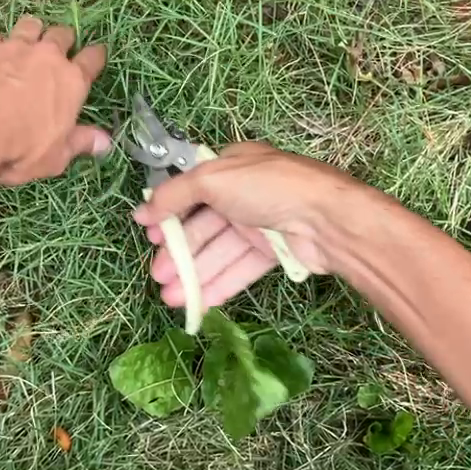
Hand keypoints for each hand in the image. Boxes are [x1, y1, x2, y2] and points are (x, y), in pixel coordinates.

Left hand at [0, 15, 110, 192]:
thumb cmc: (20, 151)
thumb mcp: (56, 157)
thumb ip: (81, 143)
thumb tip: (105, 142)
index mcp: (72, 81)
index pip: (93, 59)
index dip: (95, 57)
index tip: (95, 57)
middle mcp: (48, 56)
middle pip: (63, 34)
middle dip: (63, 40)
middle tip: (57, 51)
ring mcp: (15, 47)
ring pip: (30, 25)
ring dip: (31, 31)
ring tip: (26, 42)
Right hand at [131, 143, 363, 308]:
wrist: (327, 219)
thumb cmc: (267, 188)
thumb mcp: (212, 179)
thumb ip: (174, 194)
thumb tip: (143, 210)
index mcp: (231, 167)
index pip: (191, 192)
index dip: (169, 214)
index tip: (149, 235)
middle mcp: (244, 194)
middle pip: (203, 226)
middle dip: (179, 252)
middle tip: (157, 275)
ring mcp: (260, 224)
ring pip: (220, 251)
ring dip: (195, 274)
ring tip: (171, 297)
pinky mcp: (274, 252)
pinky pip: (240, 268)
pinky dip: (219, 284)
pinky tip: (198, 302)